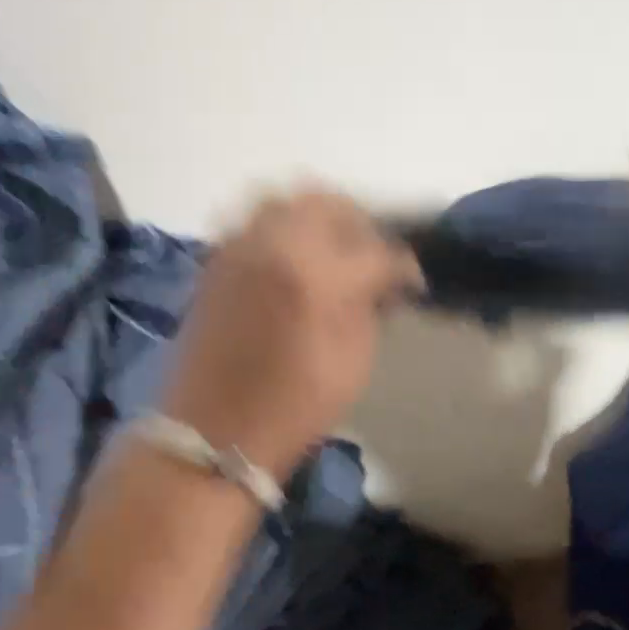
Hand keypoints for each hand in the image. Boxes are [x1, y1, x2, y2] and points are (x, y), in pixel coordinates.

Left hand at [158, 188, 421, 477]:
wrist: (217, 428)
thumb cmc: (299, 404)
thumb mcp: (356, 360)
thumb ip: (370, 308)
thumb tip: (380, 283)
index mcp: (319, 274)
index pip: (377, 250)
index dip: (404, 265)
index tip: (412, 282)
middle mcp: (275, 245)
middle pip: (325, 202)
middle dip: (357, 223)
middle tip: (373, 255)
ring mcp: (239, 248)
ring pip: (282, 201)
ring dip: (314, 218)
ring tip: (331, 251)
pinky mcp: (216, 261)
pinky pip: (252, 222)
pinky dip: (280, 230)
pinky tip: (295, 264)